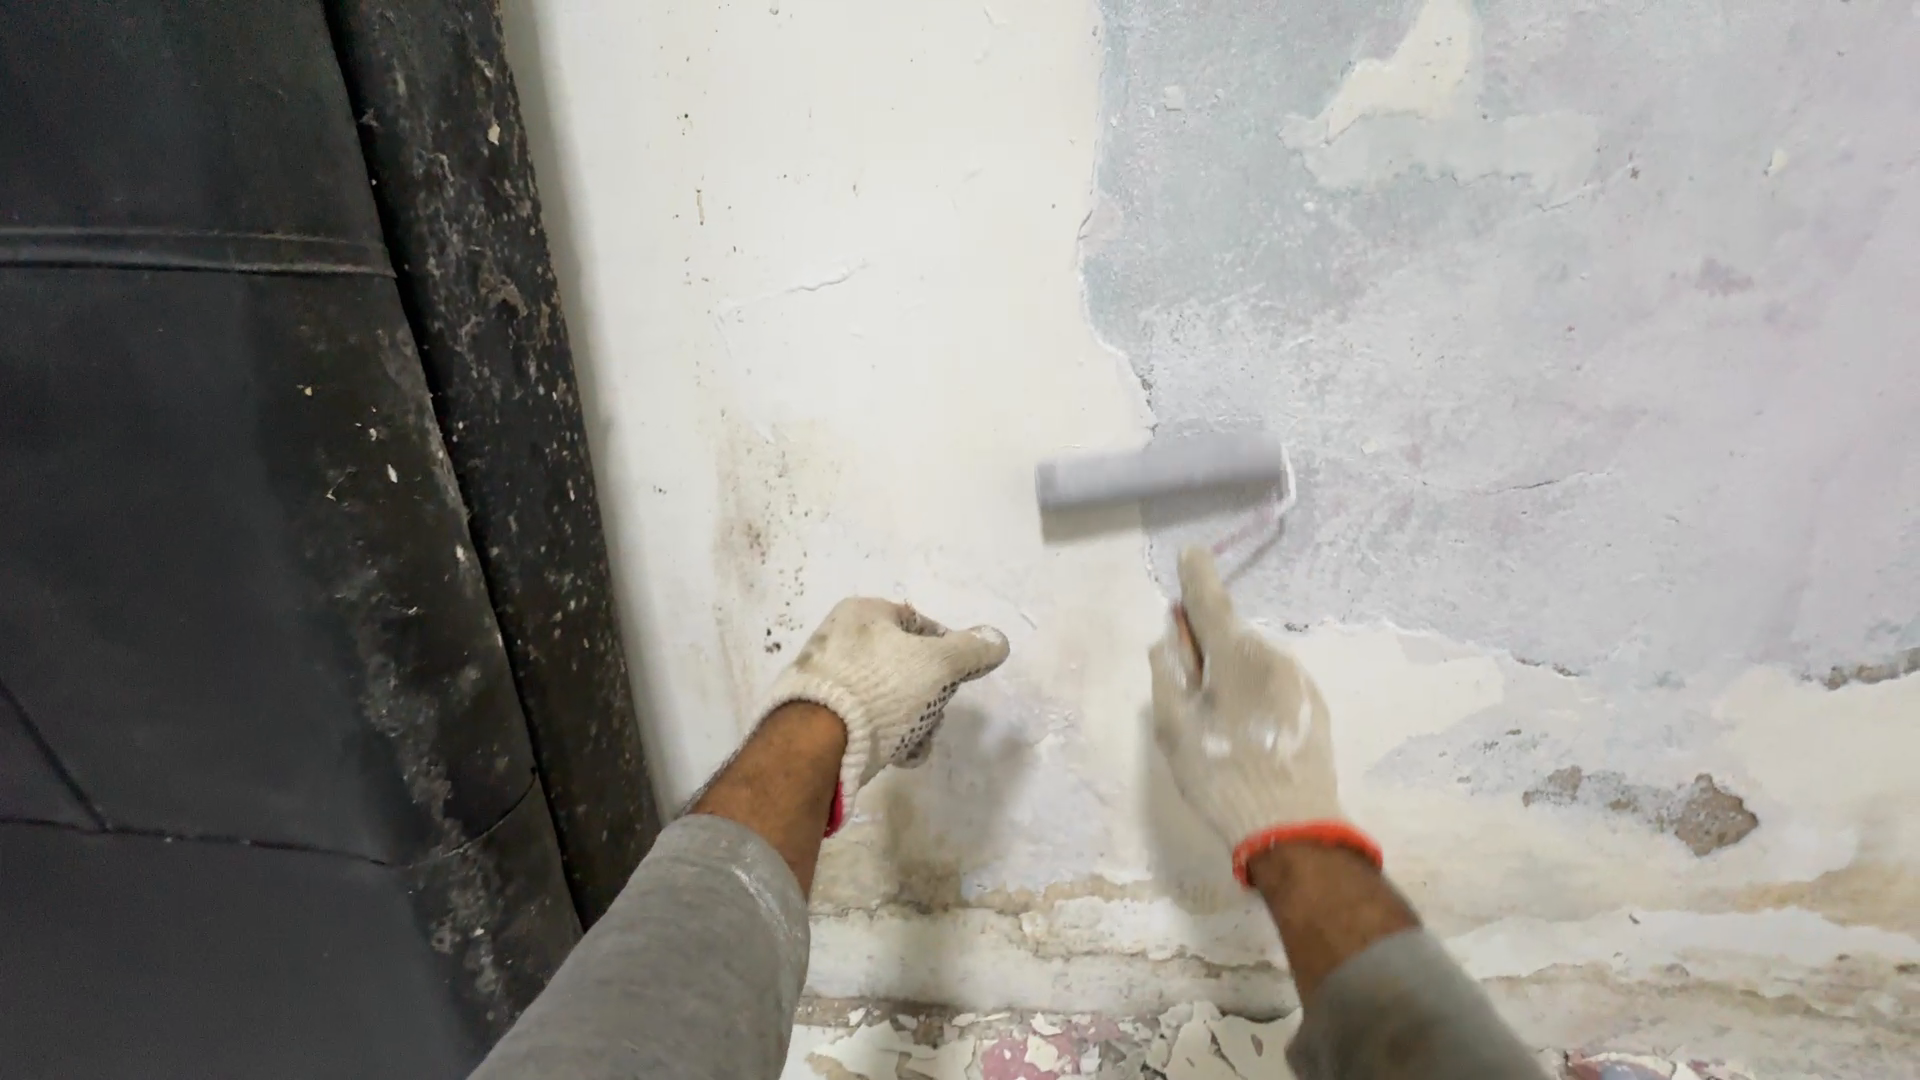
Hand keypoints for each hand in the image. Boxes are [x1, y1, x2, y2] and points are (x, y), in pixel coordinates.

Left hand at [762, 598, 1009, 827]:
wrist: (813, 745)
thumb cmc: (879, 689)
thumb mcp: (937, 665)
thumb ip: (971, 651)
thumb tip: (998, 640)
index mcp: (863, 612)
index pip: (920, 624)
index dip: (947, 652)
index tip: (958, 679)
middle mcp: (840, 639)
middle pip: (907, 666)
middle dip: (929, 697)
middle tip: (932, 715)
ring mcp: (826, 678)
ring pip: (889, 697)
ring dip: (912, 722)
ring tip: (913, 743)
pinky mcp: (816, 716)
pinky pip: (865, 720)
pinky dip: (886, 735)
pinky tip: (896, 755)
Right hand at [1149, 547, 1377, 884]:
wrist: (1291, 829)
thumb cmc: (1220, 773)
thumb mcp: (1173, 724)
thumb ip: (1167, 673)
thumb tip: (1169, 641)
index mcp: (1235, 655)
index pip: (1210, 601)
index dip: (1196, 576)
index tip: (1191, 552)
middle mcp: (1272, 656)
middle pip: (1228, 634)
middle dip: (1204, 642)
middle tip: (1185, 679)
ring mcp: (1298, 681)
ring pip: (1250, 659)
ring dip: (1228, 669)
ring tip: (1214, 716)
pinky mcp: (1313, 706)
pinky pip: (1270, 681)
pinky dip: (1250, 687)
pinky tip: (1243, 727)